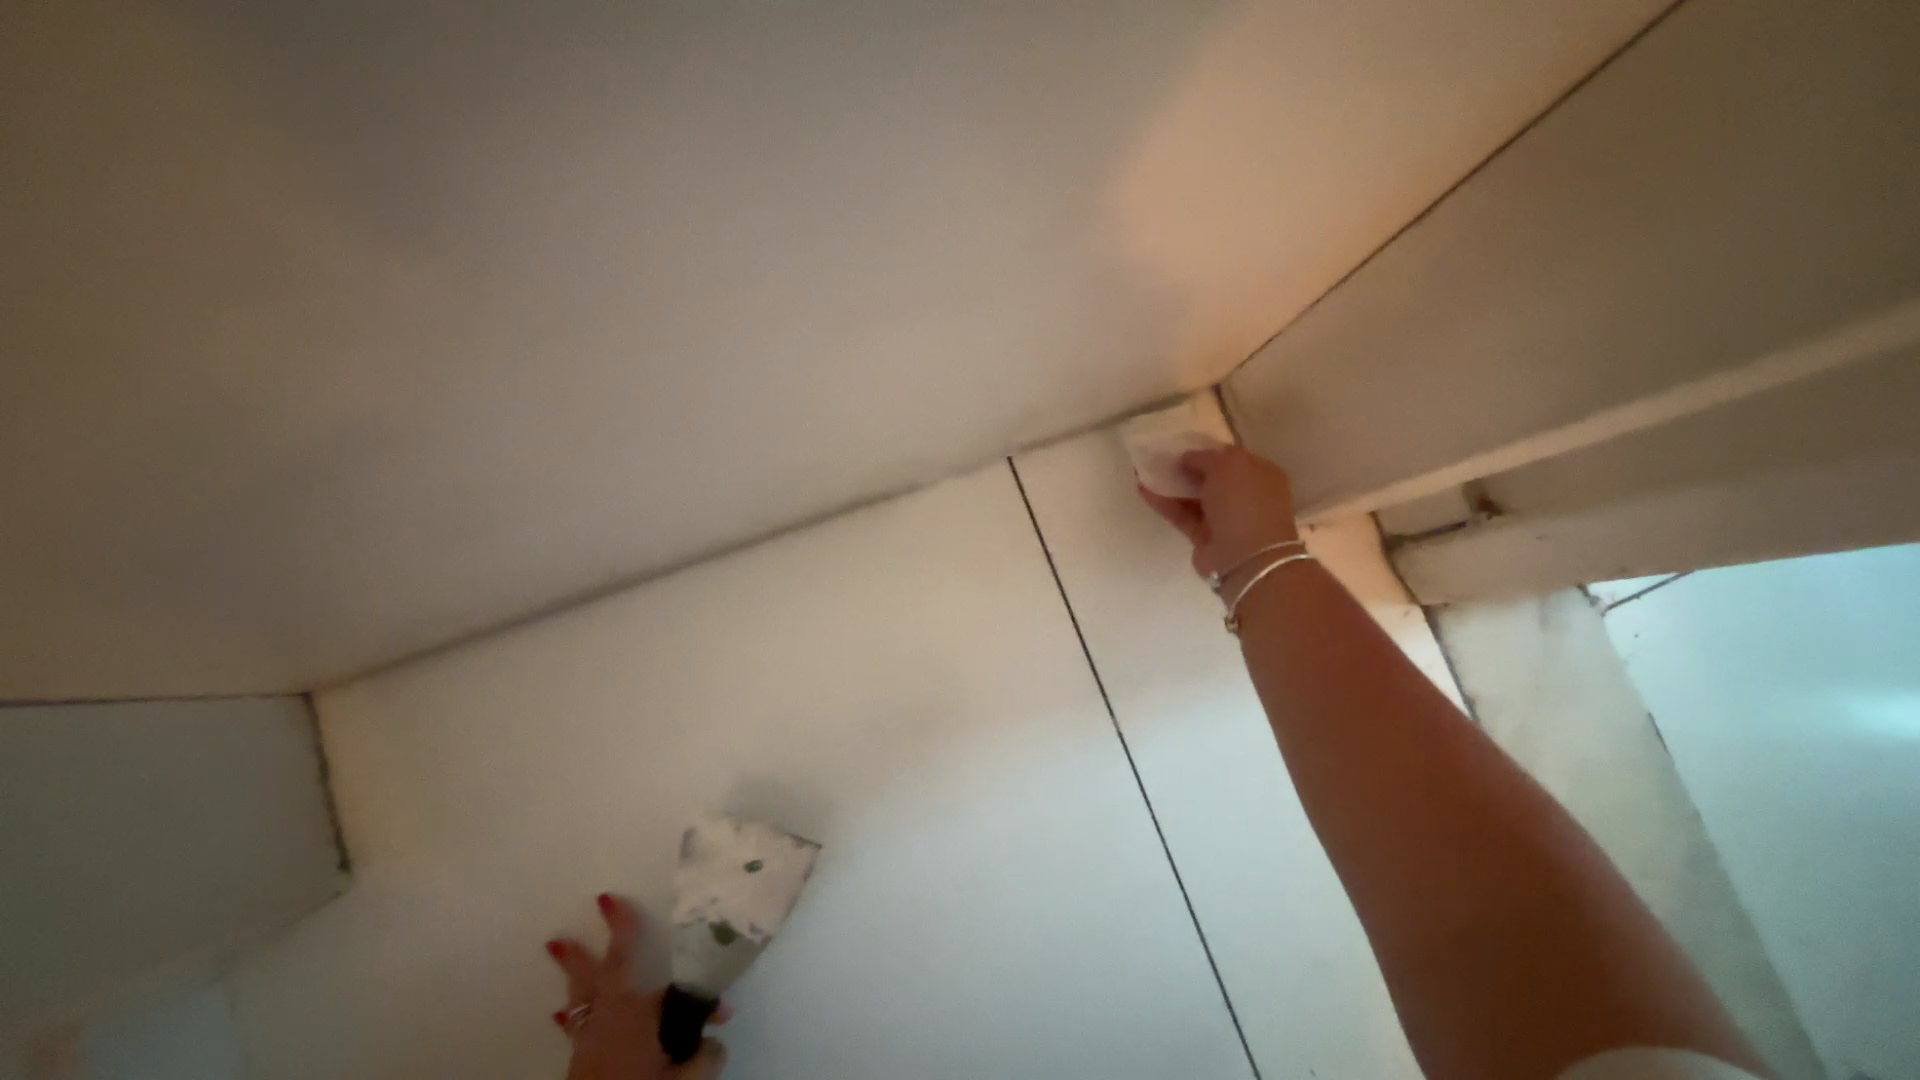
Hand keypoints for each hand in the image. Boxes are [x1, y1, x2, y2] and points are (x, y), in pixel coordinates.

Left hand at [546, 893, 731, 1079]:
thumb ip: (704, 1055)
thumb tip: (715, 1041)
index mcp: (635, 1014)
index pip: (673, 991)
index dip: (699, 995)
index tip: (721, 1003)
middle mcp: (608, 1017)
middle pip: (605, 969)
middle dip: (612, 935)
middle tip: (601, 900)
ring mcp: (587, 1038)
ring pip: (581, 994)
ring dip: (574, 969)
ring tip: (558, 945)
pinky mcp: (577, 1060)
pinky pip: (573, 1024)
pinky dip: (571, 1011)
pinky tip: (561, 1012)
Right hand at [1138, 446, 1299, 582]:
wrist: (1245, 557)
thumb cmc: (1243, 501)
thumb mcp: (1227, 465)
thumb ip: (1204, 456)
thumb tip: (1187, 458)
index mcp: (1261, 474)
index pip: (1232, 457)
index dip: (1207, 450)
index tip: (1181, 444)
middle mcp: (1245, 495)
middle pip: (1212, 477)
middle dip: (1187, 467)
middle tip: (1161, 456)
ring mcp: (1225, 518)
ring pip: (1194, 497)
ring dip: (1172, 484)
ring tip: (1145, 470)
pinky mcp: (1204, 537)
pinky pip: (1182, 515)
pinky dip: (1165, 503)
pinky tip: (1144, 489)